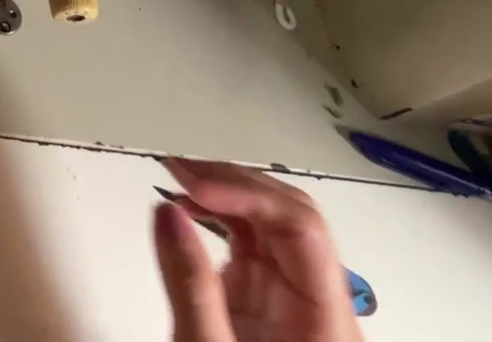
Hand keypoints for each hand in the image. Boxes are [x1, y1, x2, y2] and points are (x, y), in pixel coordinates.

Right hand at [153, 158, 362, 341]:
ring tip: (174, 178)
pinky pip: (247, 240)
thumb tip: (165, 209)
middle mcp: (316, 301)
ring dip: (223, 191)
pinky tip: (185, 206)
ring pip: (268, 221)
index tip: (188, 184)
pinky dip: (214, 213)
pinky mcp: (262, 298)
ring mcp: (290, 298)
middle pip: (289, 216)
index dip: (247, 192)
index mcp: (326, 322)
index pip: (301, 228)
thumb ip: (189, 284)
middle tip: (174, 170)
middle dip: (233, 182)